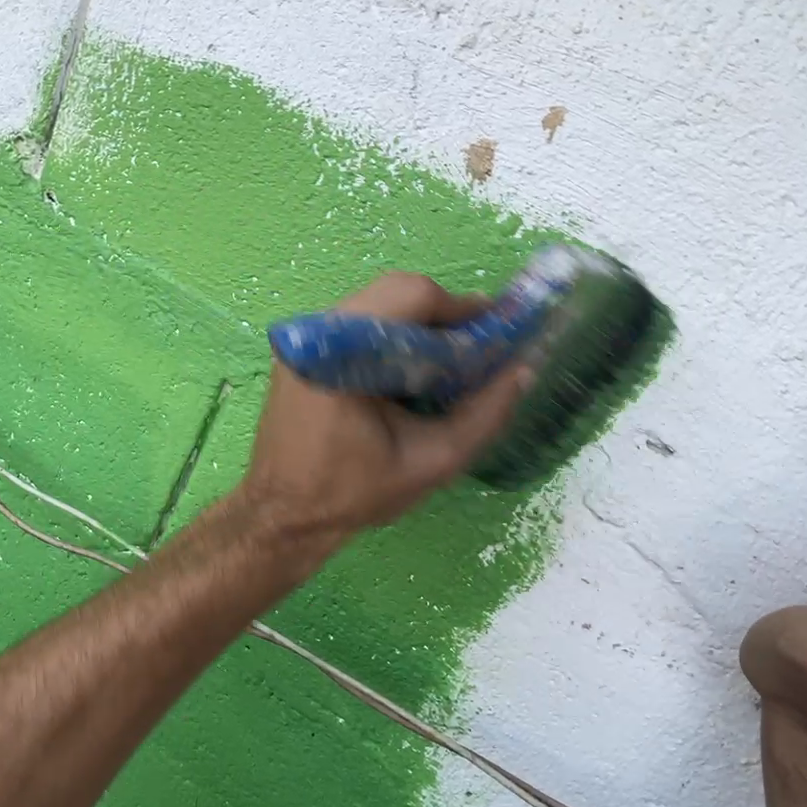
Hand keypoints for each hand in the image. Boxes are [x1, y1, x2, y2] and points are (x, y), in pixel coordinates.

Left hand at [236, 272, 536, 542]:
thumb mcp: (432, 461)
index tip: (500, 329)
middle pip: (394, 292)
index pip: (410, 297)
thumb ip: (484, 415)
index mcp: (337, 352)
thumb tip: (524, 369)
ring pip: (377, 304)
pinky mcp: (301, 351)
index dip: (461, 309)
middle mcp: (314, 332)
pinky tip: (415, 367)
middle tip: (479, 347)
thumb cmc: (352, 493)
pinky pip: (357, 324)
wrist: (282, 513)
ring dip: (419, 324)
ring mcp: (303, 338)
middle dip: (444, 315)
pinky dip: (393, 335)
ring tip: (453, 359)